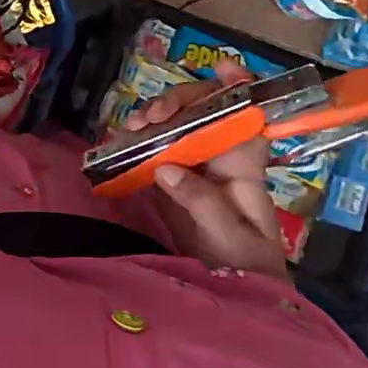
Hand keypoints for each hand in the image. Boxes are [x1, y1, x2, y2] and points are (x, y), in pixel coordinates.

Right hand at [122, 60, 292, 281]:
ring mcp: (191, 168)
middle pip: (202, 113)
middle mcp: (218, 158)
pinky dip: (135, 142)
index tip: (221, 68)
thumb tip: (165, 167)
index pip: (245, 117)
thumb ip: (202, 202)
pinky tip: (120, 142)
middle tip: (148, 115)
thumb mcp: (231, 238)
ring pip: (175, 128)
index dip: (238, 87)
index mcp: (244, 166)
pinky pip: (152, 152)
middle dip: (177, 103)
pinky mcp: (168, 183)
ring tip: (131, 126)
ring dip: (153, 119)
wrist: (235, 299)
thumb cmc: (247, 268)